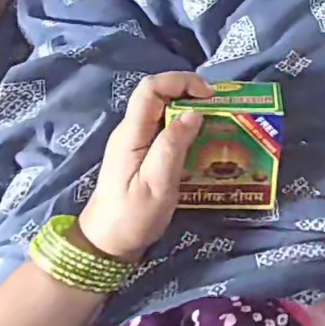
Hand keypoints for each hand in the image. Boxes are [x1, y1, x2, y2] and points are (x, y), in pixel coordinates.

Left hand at [77, 71, 211, 262]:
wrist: (105, 244)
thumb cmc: (132, 216)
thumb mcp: (157, 183)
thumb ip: (173, 145)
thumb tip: (194, 112)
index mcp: (132, 133)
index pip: (152, 87)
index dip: (181, 81)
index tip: (209, 95)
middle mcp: (131, 130)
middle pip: (157, 93)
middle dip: (189, 92)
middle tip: (219, 108)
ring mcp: (134, 142)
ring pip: (161, 110)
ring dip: (188, 109)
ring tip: (215, 122)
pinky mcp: (140, 154)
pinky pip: (163, 128)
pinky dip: (183, 126)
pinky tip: (200, 141)